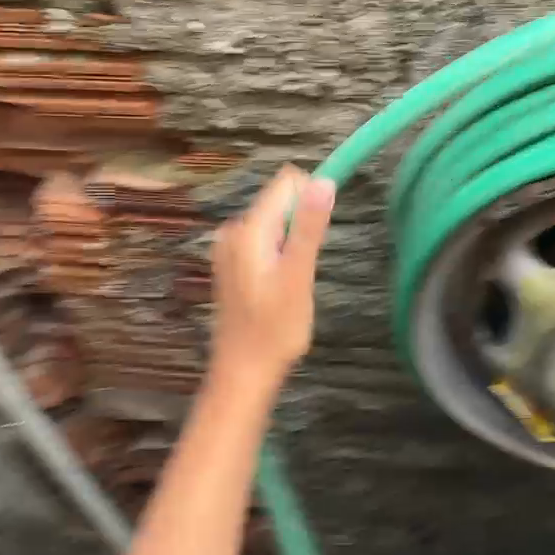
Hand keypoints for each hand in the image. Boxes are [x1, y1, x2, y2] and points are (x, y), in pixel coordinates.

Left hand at [208, 165, 335, 379]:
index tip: (319, 232)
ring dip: (292, 242)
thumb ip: (310, 226)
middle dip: (302, 224)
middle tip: (303, 266)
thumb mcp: (298, 275)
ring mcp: (230, 248)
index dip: (312, 198)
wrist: (243, 374)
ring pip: (276, 222)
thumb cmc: (274, 329)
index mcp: (249, 229)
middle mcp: (234, 230)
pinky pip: (266, 239)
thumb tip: (324, 181)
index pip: (288, 182)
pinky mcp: (233, 263)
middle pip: (282, 201)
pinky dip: (280, 254)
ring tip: (292, 279)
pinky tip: (280, 285)